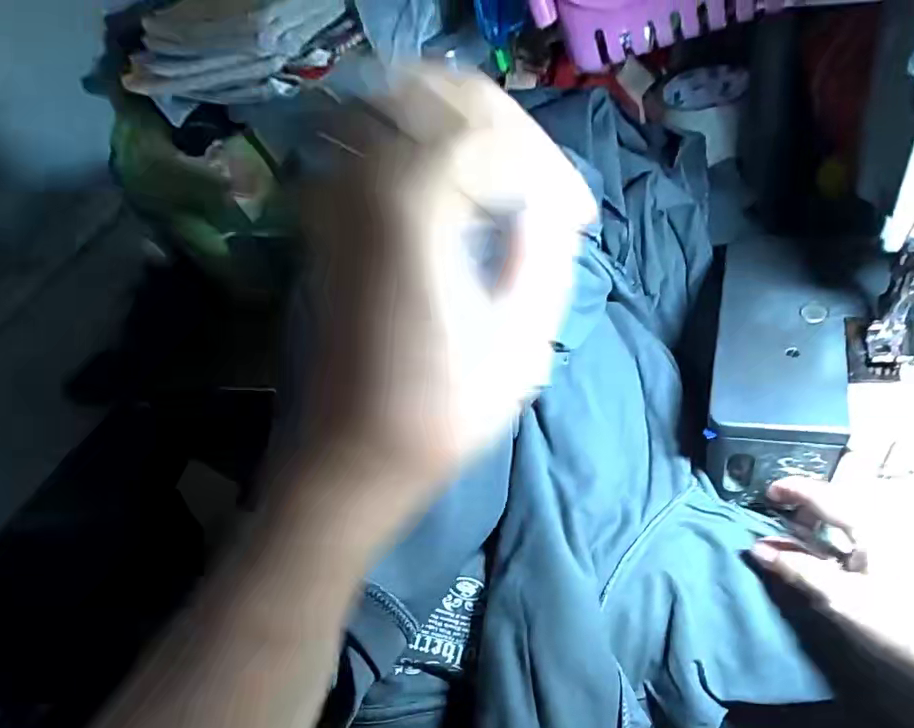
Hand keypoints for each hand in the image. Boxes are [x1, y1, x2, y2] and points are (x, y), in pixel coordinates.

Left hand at [295, 68, 596, 511]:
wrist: (360, 448)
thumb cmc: (447, 410)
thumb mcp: (521, 343)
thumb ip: (543, 255)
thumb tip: (552, 207)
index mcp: (415, 207)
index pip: (499, 138)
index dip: (553, 171)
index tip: (580, 221)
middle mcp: (363, 175)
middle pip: (448, 93)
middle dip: (515, 135)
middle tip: (551, 196)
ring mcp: (338, 188)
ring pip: (412, 105)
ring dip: (477, 139)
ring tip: (518, 196)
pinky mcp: (333, 211)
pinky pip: (390, 141)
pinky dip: (440, 154)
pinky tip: (473, 204)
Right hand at [749, 477, 913, 715]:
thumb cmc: (901, 625)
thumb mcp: (842, 600)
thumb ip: (799, 570)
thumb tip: (760, 550)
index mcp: (874, 519)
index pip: (825, 494)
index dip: (793, 491)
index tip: (768, 493)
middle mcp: (898, 511)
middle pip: (847, 492)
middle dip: (816, 499)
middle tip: (789, 513)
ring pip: (867, 503)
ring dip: (837, 510)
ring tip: (815, 527)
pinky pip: (883, 517)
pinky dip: (858, 522)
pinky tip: (852, 542)